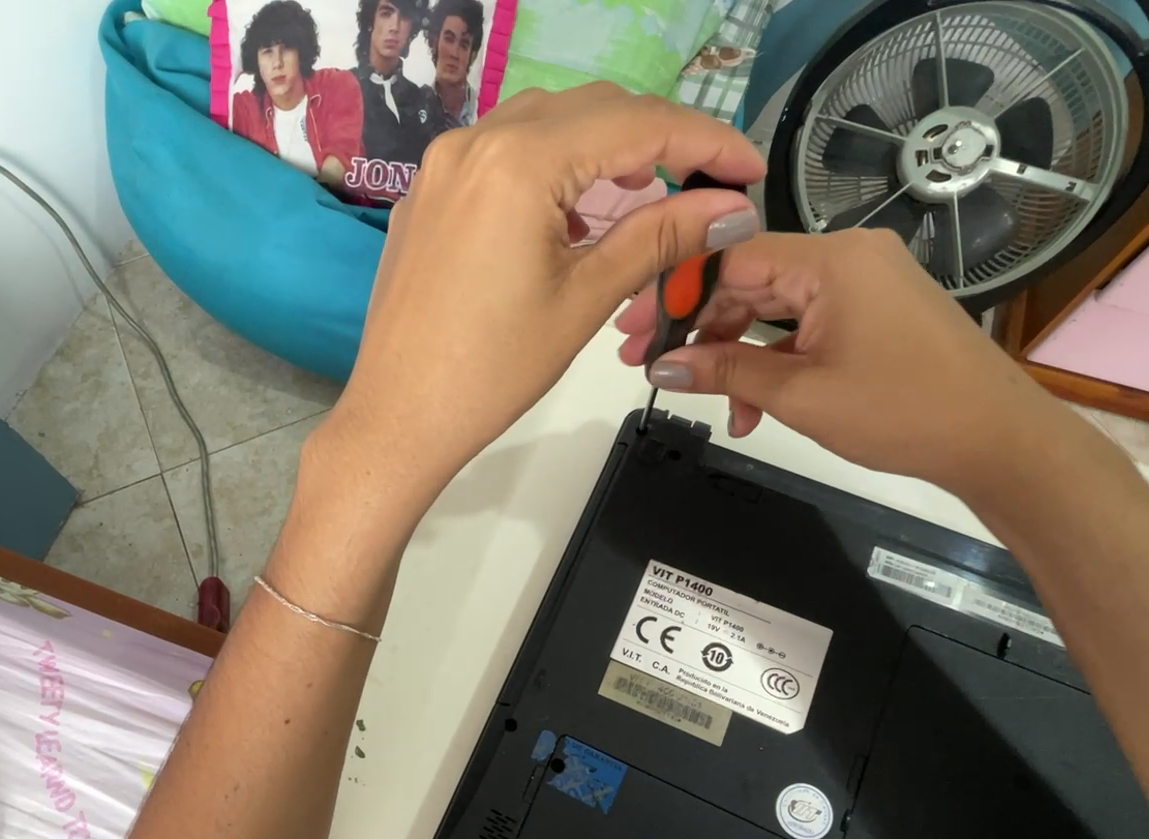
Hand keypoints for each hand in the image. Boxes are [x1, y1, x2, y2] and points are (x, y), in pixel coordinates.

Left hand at [312, 83, 764, 513]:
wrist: (400, 417)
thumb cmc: (491, 372)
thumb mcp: (584, 300)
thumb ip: (660, 238)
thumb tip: (731, 207)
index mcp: (518, 162)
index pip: (637, 124)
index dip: (706, 141)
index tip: (748, 169)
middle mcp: (474, 142)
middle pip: (591, 110)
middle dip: (656, 141)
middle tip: (701, 189)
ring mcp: (442, 166)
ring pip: (545, 127)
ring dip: (602, 151)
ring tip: (643, 199)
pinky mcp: (427, 196)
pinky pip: (502, 156)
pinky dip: (550, 170)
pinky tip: (572, 213)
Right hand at [614, 229, 1079, 497]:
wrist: (996, 441)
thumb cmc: (901, 411)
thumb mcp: (800, 394)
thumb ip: (724, 372)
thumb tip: (661, 367)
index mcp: (831, 261)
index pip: (729, 258)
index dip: (674, 294)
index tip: (633, 332)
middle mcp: (845, 258)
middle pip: (746, 282)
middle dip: (699, 330)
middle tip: (650, 368)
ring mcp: (860, 285)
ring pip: (770, 310)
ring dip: (735, 357)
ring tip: (712, 403)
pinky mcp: (869, 312)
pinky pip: (801, 327)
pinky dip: (772, 362)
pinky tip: (753, 407)